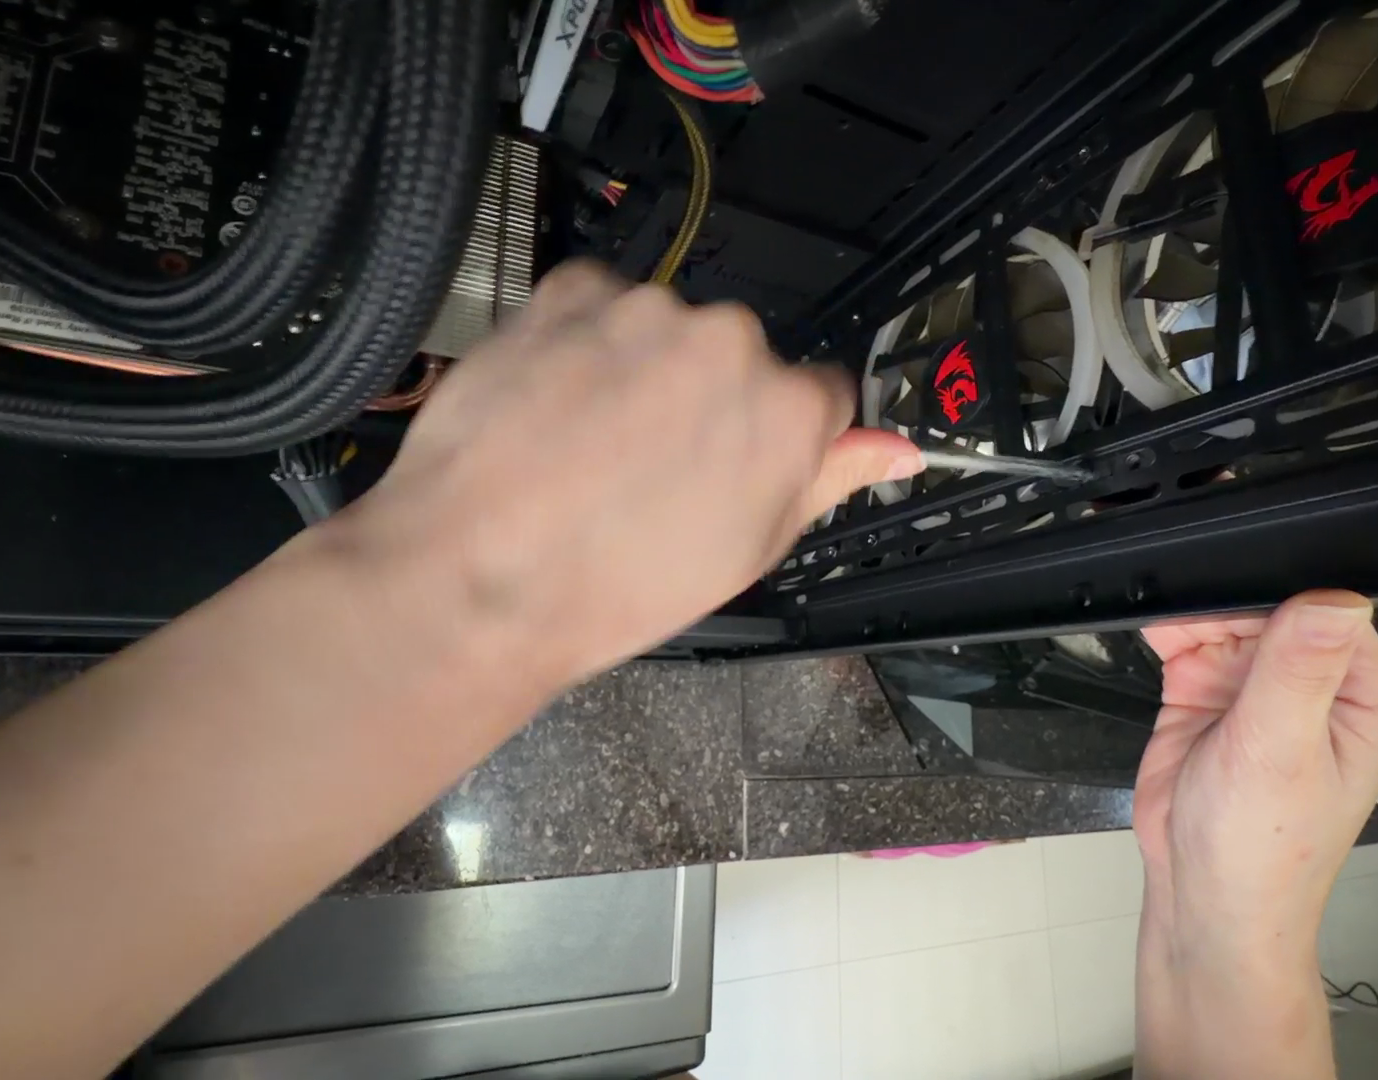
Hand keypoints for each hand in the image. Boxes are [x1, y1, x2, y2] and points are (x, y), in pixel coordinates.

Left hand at [335, 261, 922, 692]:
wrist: (480, 573)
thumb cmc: (620, 587)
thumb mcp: (745, 551)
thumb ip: (825, 481)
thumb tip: (896, 448)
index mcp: (787, 411)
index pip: (818, 393)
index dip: (775, 432)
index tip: (733, 462)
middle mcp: (730, 341)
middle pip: (739, 358)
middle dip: (708, 399)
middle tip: (648, 463)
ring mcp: (648, 308)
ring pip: (666, 329)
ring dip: (643, 367)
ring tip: (588, 440)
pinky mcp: (571, 289)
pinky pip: (599, 303)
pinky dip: (586, 340)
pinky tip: (555, 402)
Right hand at [1132, 590, 1377, 1079]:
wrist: (1200, 887)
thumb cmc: (1262, 841)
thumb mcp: (1281, 752)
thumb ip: (1299, 671)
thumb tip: (1334, 598)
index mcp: (1362, 691)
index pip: (1324, 610)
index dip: (1275, 595)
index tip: (1228, 601)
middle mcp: (1313, 680)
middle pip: (1266, 605)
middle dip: (1222, 603)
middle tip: (1186, 623)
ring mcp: (1256, 684)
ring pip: (1221, 615)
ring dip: (1189, 614)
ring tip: (1168, 637)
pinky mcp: (1206, 689)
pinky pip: (1186, 637)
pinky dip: (1167, 629)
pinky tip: (1156, 633)